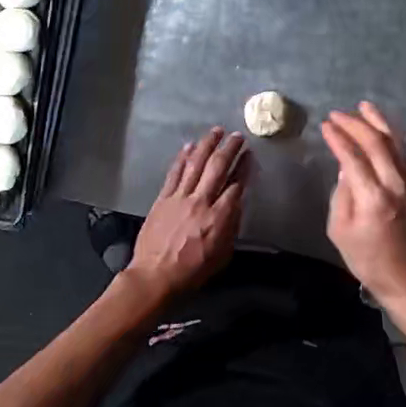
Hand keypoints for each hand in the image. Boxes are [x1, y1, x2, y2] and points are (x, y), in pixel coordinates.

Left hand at [121, 128, 247, 302]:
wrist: (156, 275)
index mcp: (220, 217)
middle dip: (229, 149)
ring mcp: (180, 198)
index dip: (244, 167)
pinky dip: (182, 158)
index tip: (249, 155)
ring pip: (195, 164)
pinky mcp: (162, 199)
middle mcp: (201, 201)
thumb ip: (231, 228)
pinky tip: (189, 146)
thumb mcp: (222, 255)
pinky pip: (174, 173)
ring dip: (207, 145)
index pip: (236, 185)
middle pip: (217, 167)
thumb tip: (234, 206)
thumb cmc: (193, 272)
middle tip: (237, 136)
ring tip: (216, 131)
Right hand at [321, 103, 405, 305]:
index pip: (353, 156)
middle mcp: (394, 184)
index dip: (338, 138)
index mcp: (372, 197)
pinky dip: (389, 138)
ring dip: (377, 123)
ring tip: (363, 107)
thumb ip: (341, 194)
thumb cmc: (366, 258)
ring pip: (394, 144)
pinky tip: (380, 131)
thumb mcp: (339, 229)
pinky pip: (401, 154)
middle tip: (337, 114)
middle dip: (355, 124)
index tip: (325, 125)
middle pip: (376, 143)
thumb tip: (345, 167)